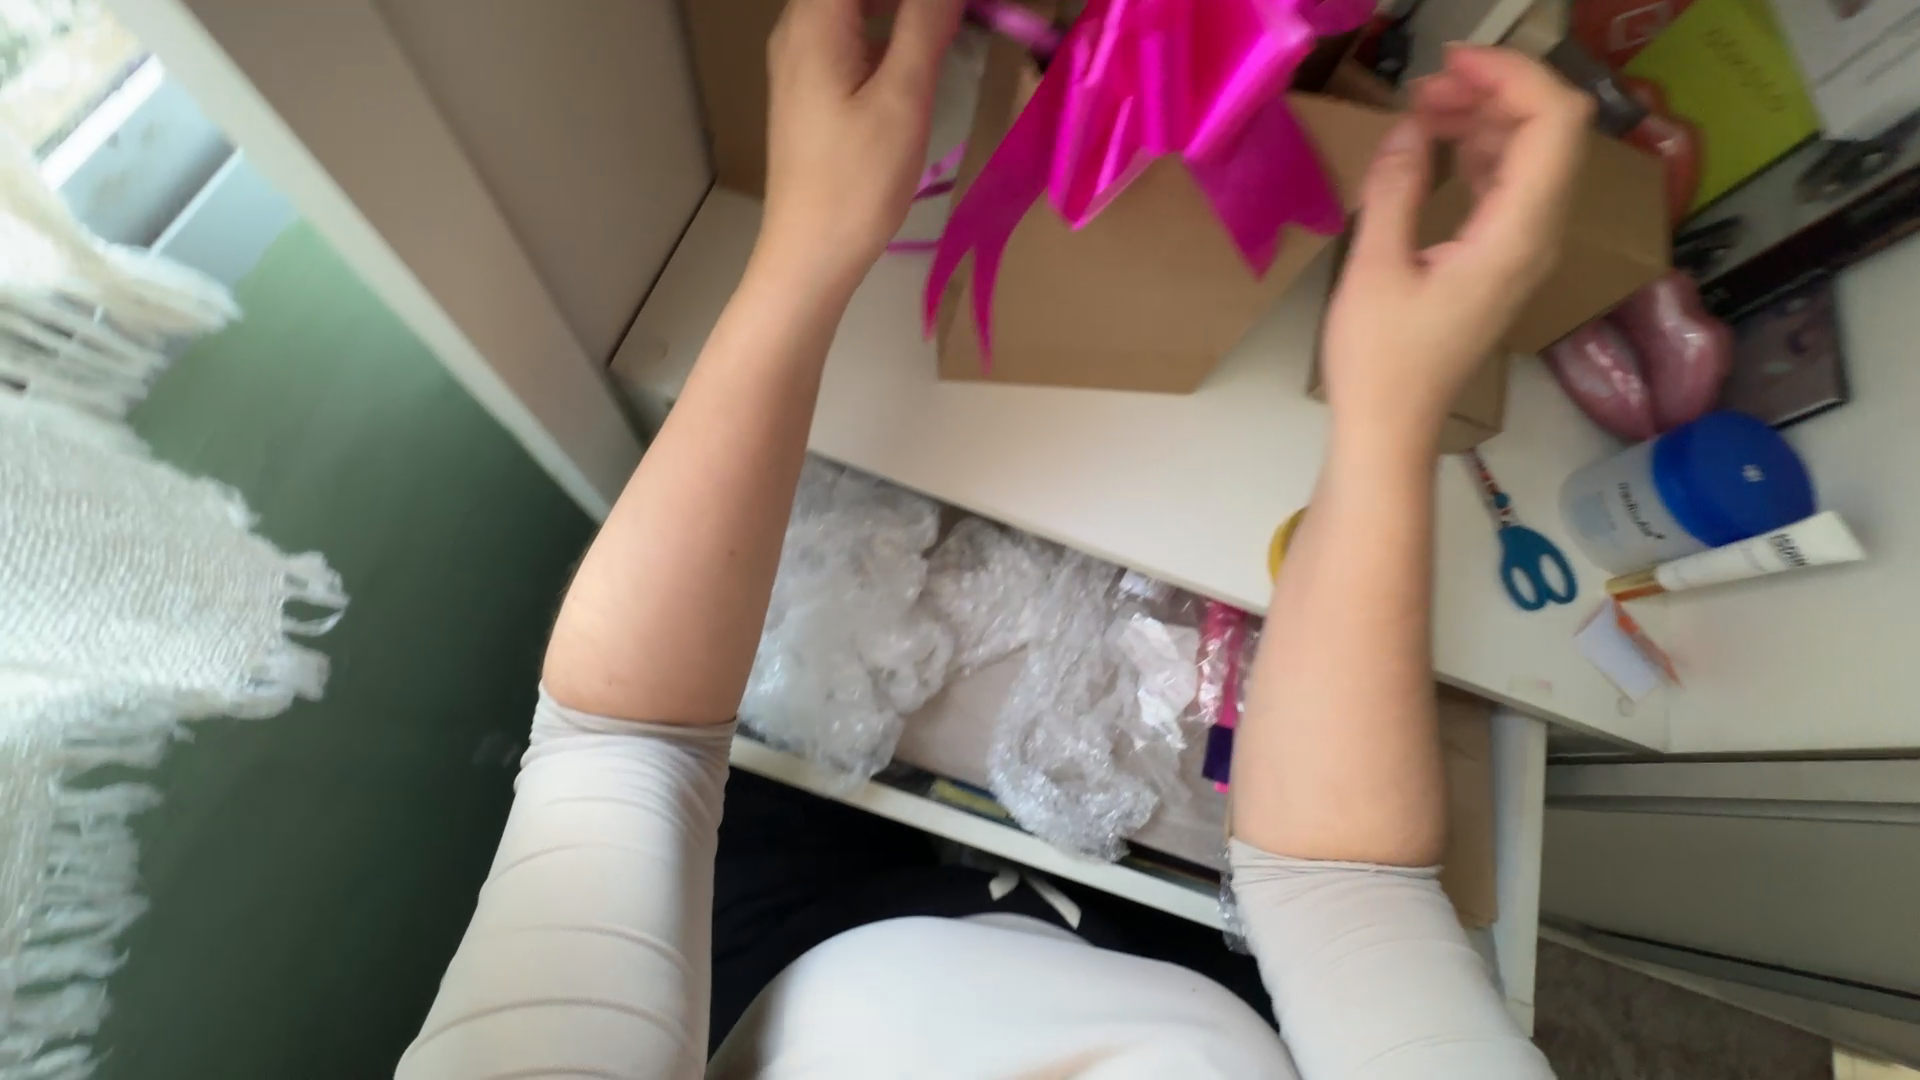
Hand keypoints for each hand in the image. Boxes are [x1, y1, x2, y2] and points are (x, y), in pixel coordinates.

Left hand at [759, 0, 962, 292]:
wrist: (810, 256)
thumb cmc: (857, 183)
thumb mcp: (902, 99)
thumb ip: (925, 23)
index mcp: (816, 16)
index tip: (959, 11)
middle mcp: (797, 27)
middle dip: (914, 6)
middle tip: (959, 19)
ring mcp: (798, 64)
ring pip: (853, 12)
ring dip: (901, 16)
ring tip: (946, 34)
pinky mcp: (808, 96)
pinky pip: (847, 42)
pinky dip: (883, 38)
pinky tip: (913, 64)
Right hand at [1321, 46, 1593, 445]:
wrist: (1389, 427)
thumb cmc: (1378, 360)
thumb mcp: (1374, 271)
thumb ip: (1396, 191)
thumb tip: (1410, 127)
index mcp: (1516, 234)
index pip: (1552, 121)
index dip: (1509, 76)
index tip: (1447, 65)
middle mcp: (1536, 238)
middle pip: (1548, 135)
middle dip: (1493, 95)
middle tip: (1424, 89)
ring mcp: (1521, 255)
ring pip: (1529, 163)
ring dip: (1485, 126)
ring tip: (1424, 114)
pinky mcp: (1499, 269)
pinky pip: (1508, 195)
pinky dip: (1480, 162)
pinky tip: (1440, 157)